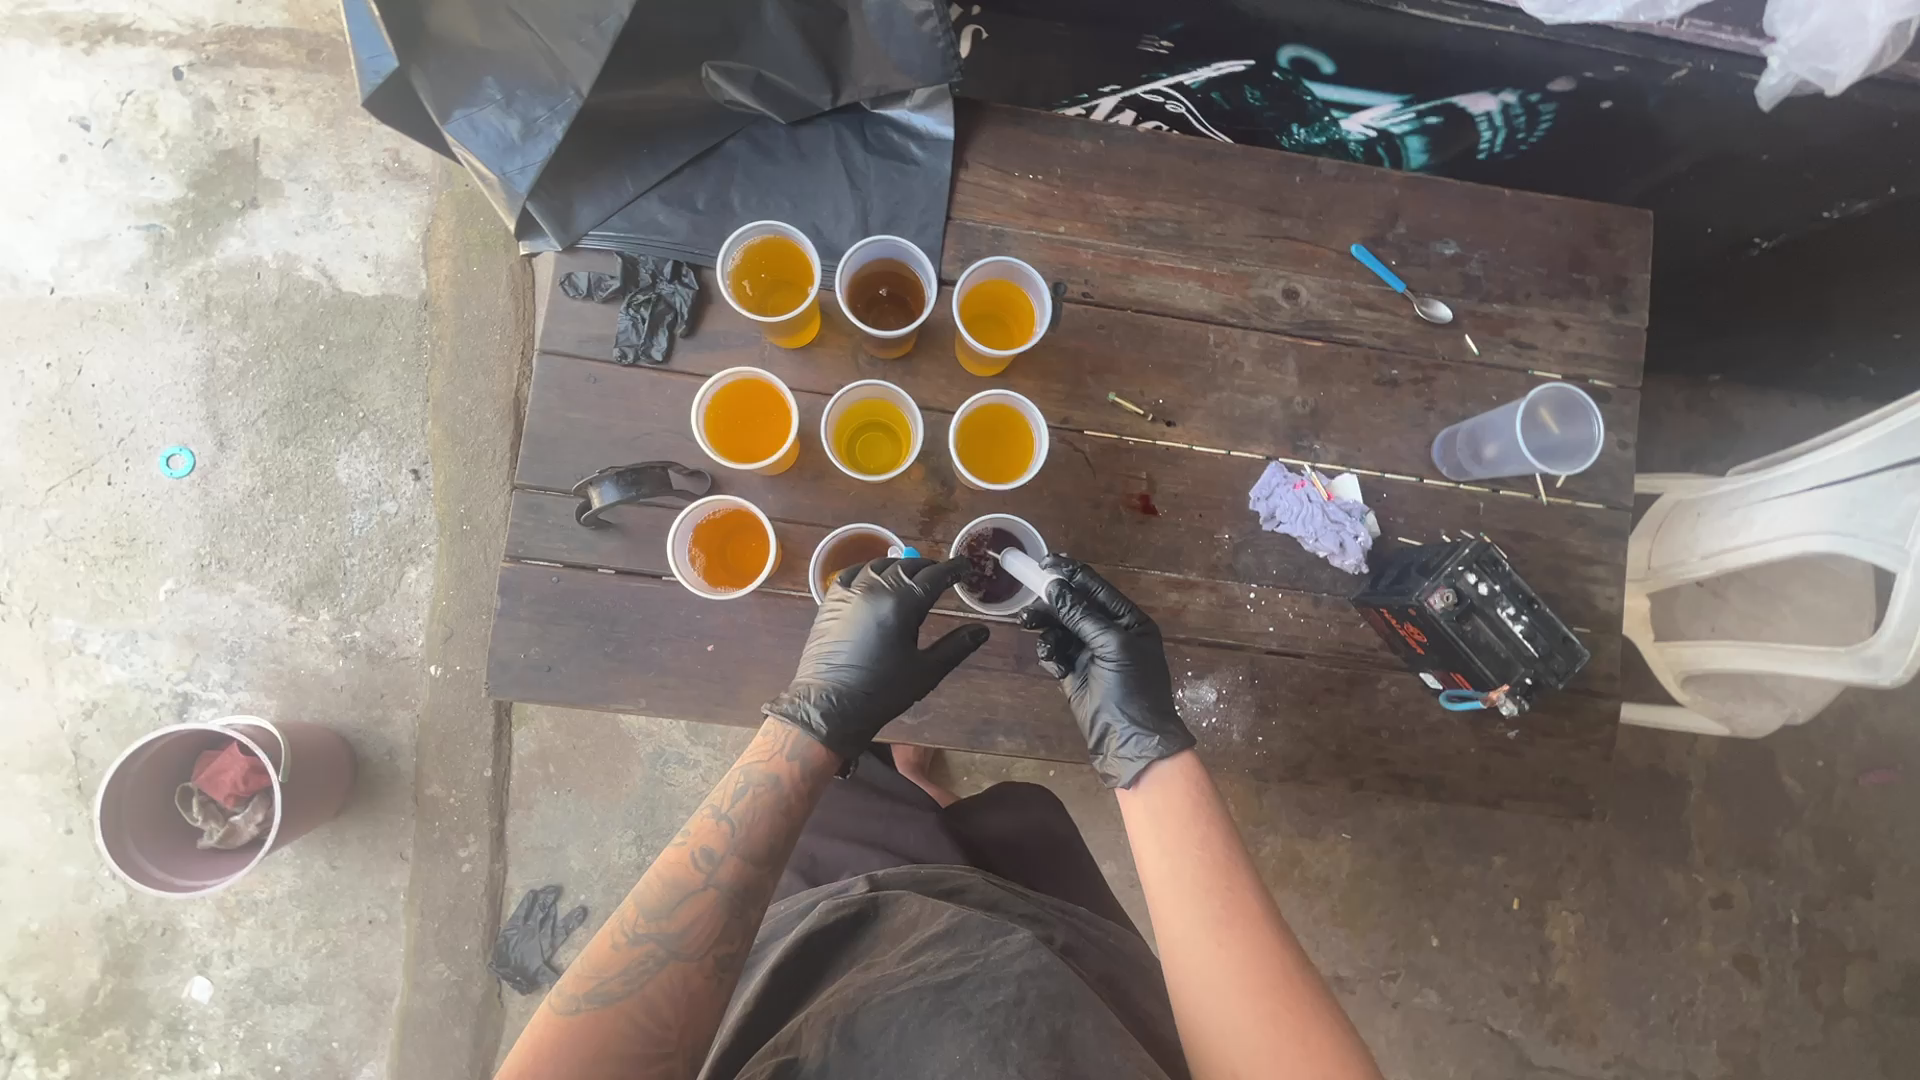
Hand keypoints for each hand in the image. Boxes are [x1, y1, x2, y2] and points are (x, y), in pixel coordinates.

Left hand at [765, 557, 989, 761]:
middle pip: (908, 566)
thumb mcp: (926, 672)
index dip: (954, 569)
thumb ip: (956, 646)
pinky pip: (855, 573)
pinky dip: (871, 571)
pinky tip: (877, 579)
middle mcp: (875, 588)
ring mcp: (850, 591)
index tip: (966, 568)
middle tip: (943, 576)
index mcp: (902, 603)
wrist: (828, 707)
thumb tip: (982, 629)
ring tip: (913, 577)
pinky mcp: (831, 600)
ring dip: (901, 567)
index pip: (935, 575)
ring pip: (881, 565)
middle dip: (930, 568)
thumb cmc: (882, 692)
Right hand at [1019, 556, 1194, 787]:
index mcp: (1128, 620)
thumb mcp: (1111, 646)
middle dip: (1052, 603)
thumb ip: (1082, 615)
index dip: (1070, 573)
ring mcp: (1091, 653)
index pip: (1095, 588)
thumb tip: (1055, 587)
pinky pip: (1055, 650)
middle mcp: (1110, 632)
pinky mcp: (1074, 672)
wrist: (1130, 743)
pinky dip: (1050, 652)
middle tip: (1029, 602)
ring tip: (1030, 626)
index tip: (1044, 562)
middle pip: (1074, 606)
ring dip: (1047, 627)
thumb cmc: (1131, 689)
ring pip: (1061, 627)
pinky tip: (1054, 664)